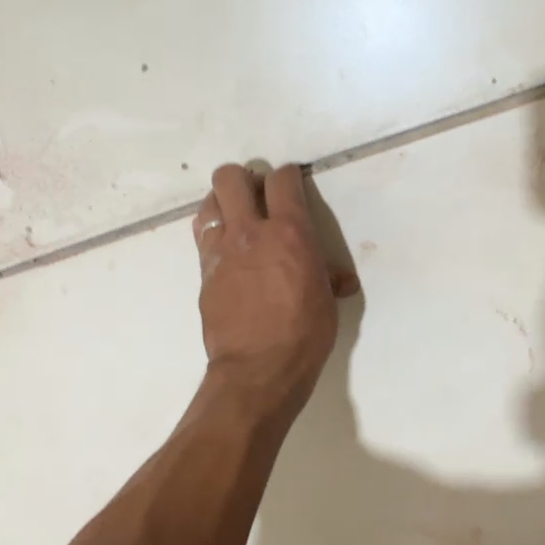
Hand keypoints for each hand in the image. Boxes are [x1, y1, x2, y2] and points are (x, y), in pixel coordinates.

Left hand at [193, 164, 358, 409]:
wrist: (259, 369)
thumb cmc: (304, 335)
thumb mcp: (326, 303)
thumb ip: (328, 279)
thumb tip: (341, 280)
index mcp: (289, 233)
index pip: (282, 181)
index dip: (287, 176)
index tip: (291, 182)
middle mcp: (250, 233)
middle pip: (230, 178)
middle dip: (243, 179)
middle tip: (257, 196)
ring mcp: (221, 252)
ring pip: (208, 202)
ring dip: (222, 203)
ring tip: (237, 218)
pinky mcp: (204, 273)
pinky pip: (203, 237)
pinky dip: (215, 235)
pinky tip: (228, 252)